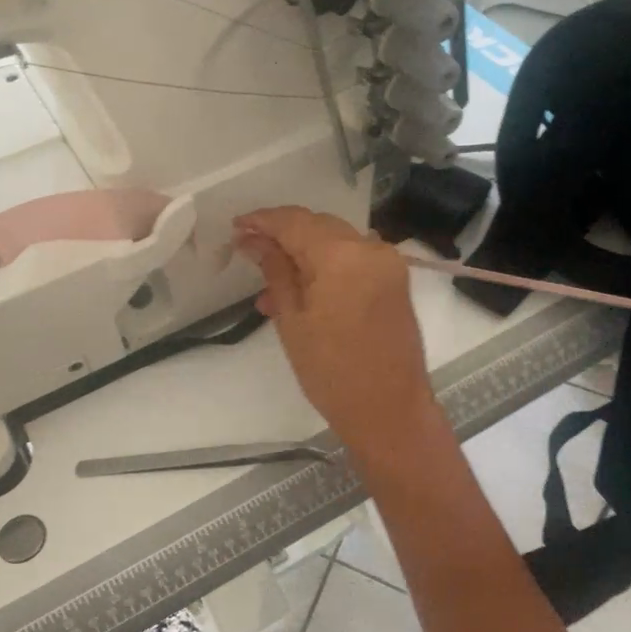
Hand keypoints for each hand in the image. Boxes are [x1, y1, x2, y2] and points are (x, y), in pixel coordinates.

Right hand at [234, 208, 442, 459]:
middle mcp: (370, 247)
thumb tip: (253, 241)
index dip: (262, 221)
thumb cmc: (332, 370)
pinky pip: (354, 260)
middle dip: (283, 235)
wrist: (389, 410)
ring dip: (303, 254)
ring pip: (336, 242)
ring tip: (269, 288)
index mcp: (342, 254)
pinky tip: (302, 292)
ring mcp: (388, 263)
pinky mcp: (395, 281)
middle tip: (249, 252)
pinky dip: (327, 267)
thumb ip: (274, 271)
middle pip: (318, 226)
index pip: (294, 221)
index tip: (236, 227)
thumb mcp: (292, 320)